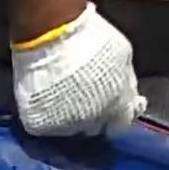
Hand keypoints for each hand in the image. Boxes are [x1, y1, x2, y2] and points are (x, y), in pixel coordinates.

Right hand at [10, 4, 146, 137]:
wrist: (49, 39)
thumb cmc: (90, 41)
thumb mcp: (121, 59)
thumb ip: (125, 84)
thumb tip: (130, 101)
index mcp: (114, 106)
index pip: (120, 125)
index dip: (117, 116)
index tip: (113, 107)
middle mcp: (88, 122)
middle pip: (93, 130)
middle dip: (93, 117)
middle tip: (86, 99)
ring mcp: (61, 127)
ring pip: (68, 130)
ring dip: (69, 118)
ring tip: (64, 97)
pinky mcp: (38, 126)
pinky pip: (47, 128)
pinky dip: (49, 117)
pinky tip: (49, 102)